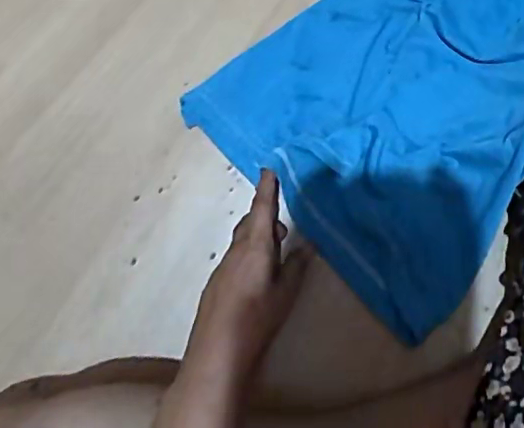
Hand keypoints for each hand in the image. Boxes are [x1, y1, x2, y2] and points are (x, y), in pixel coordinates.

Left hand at [178, 170, 313, 400]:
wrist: (216, 354)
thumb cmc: (256, 319)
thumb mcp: (286, 293)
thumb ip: (297, 265)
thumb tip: (307, 244)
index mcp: (255, 245)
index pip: (262, 208)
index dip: (267, 187)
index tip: (269, 168)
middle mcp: (236, 250)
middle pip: (250, 222)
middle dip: (265, 215)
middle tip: (282, 225)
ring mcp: (222, 268)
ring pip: (242, 240)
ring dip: (257, 237)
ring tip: (275, 253)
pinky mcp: (216, 285)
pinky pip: (235, 257)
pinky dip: (248, 254)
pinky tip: (256, 277)